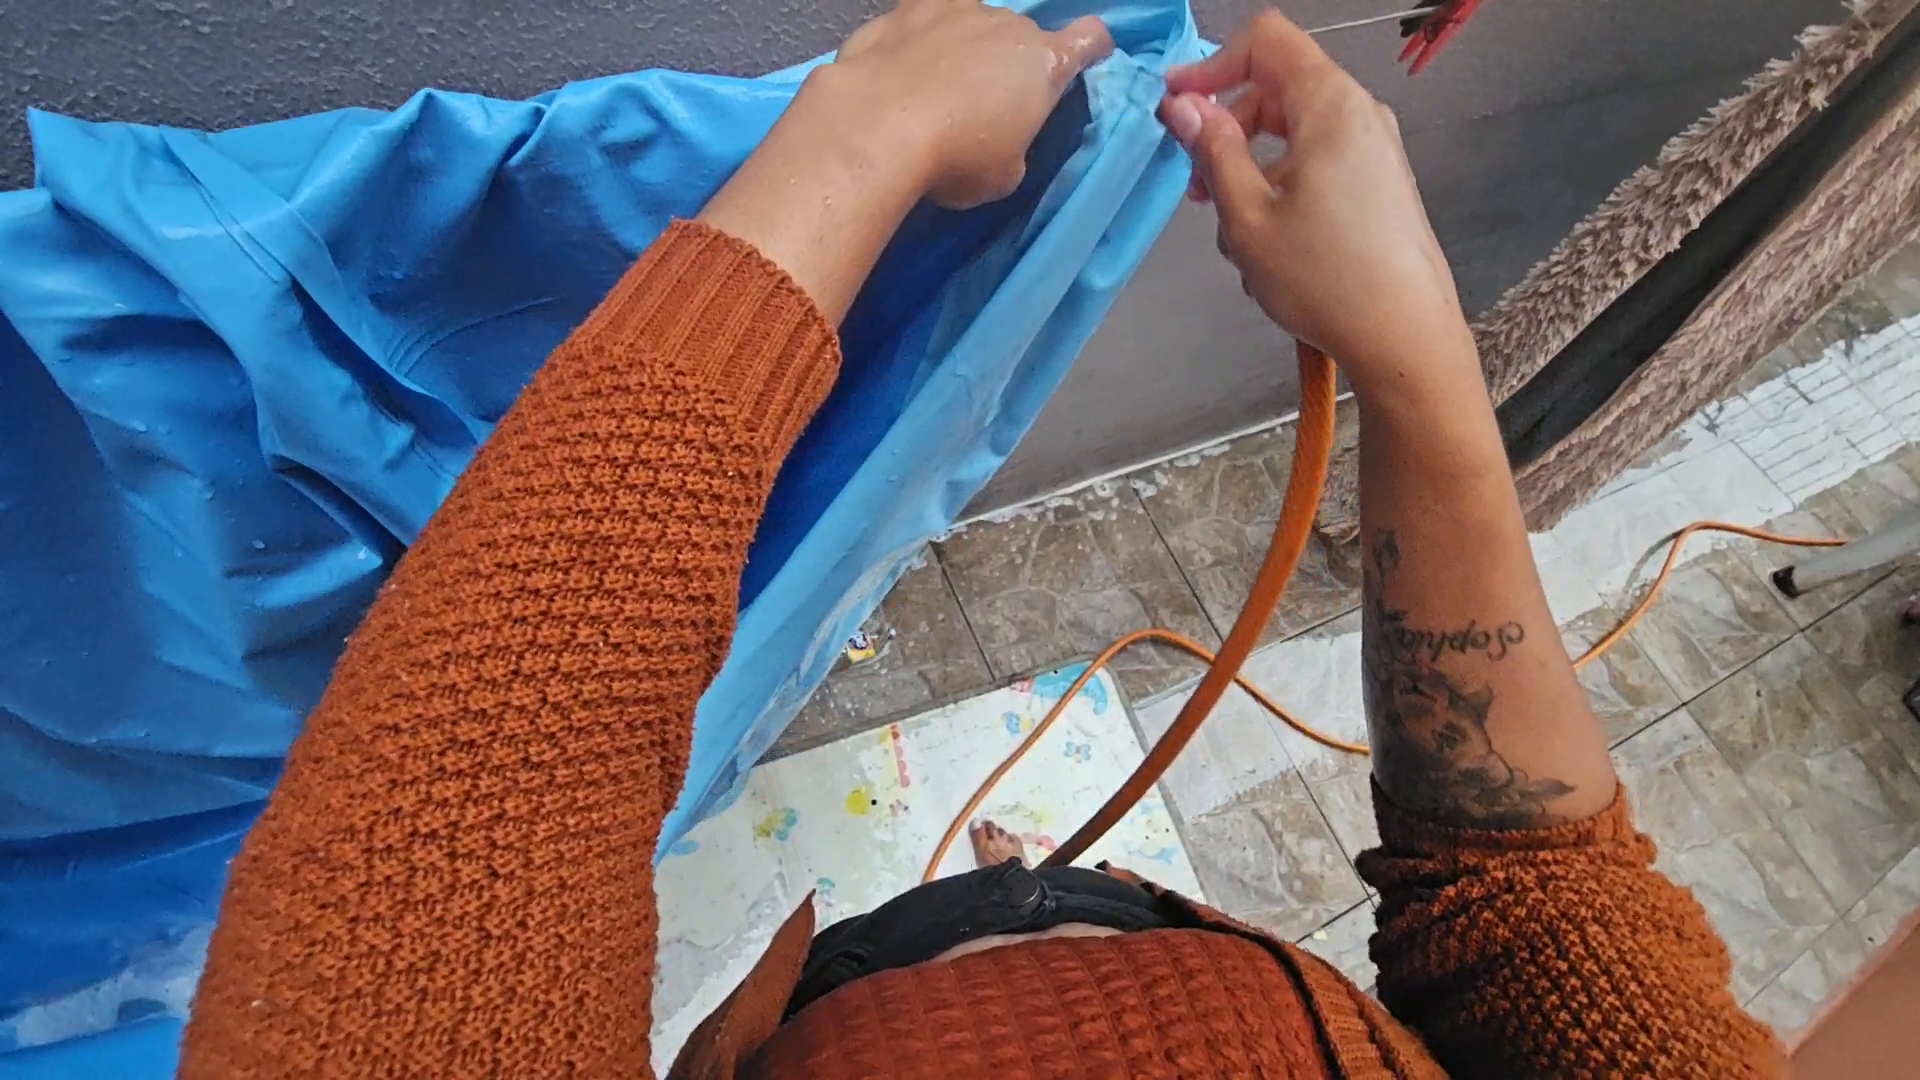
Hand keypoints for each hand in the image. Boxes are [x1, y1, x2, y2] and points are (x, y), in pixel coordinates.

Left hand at [826, 0, 1113, 208]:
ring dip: (962, 51)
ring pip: (970, 25)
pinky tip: (899, 77)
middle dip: (1008, 67)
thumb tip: (998, 135)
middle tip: (983, 111)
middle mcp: (1005, 24)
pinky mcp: (904, 10)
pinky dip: (917, 47)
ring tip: (936, 92)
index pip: (1088, 40)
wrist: (880, 127)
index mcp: (1043, 65)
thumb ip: (1014, 146)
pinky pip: (921, 25)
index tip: (1084, 61)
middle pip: (1019, 38)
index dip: (1090, 50)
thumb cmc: (957, 160)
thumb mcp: (1004, 176)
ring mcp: (954, 8)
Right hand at [1159, 13, 1468, 395]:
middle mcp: (1356, 114)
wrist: (1399, 330)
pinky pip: (1313, 169)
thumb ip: (1213, 152)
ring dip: (1249, 177)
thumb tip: (1181, 105)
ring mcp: (1370, 150)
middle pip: (1275, 92)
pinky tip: (1269, 250)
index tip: (1174, 111)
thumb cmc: (1318, 273)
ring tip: (1237, 240)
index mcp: (1329, 105)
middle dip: (1227, 133)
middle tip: (1197, 193)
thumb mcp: (1248, 215)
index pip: (1266, 41)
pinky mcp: (1373, 186)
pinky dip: (1278, 195)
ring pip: (1290, 140)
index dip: (1211, 66)